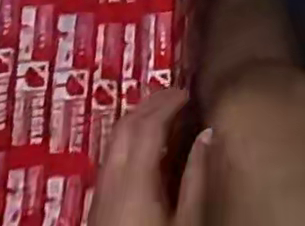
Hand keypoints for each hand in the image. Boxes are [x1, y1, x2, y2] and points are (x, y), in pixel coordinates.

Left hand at [89, 90, 211, 225]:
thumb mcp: (188, 222)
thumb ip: (196, 176)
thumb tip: (208, 133)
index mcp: (134, 183)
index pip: (147, 126)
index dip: (168, 102)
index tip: (189, 91)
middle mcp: (110, 183)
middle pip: (124, 127)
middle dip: (150, 103)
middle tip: (177, 94)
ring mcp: (99, 197)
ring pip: (113, 142)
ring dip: (137, 119)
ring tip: (165, 112)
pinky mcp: (96, 210)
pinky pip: (111, 159)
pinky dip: (130, 139)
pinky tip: (150, 147)